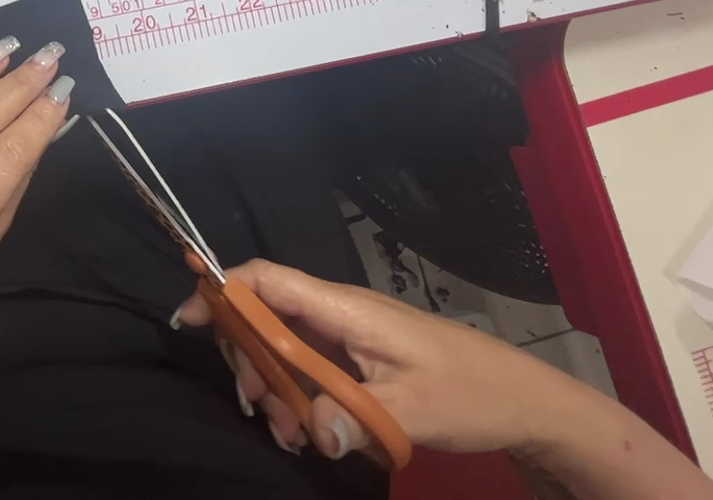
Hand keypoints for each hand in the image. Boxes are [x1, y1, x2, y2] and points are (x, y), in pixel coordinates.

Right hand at [175, 260, 597, 458]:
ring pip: (278, 346)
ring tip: (289, 434)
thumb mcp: (417, 410)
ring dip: (270, 386)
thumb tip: (311, 432)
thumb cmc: (471, 391)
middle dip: (246, 360)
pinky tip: (306, 432)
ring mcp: (340, 336)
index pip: (266, 279)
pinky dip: (292, 397)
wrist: (523, 400)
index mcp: (342, 308)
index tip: (189, 317)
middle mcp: (332, 314)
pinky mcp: (350, 358)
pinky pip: (302, 367)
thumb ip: (358, 418)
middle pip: (261, 317)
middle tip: (258, 410)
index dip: (222, 288)